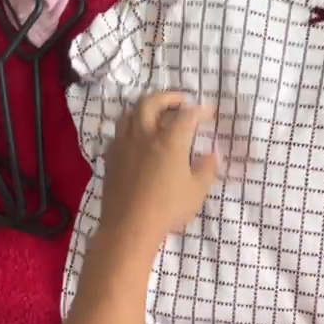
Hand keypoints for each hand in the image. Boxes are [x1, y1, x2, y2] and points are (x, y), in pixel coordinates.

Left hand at [94, 92, 220, 258]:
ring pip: (130, 113)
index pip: (187, 115)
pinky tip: (136, 139)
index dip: (200, 110)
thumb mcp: (197, 191)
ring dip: (145, 108)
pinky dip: (131, 128)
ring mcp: (124, 144)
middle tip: (179, 101)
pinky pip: (119, 133)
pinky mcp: (111, 157)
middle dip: (168, 97)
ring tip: (155, 114)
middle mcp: (144, 135)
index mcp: (169, 140)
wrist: (130, 226)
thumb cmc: (168, 208)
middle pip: (152, 102)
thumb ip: (206, 169)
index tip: (210, 112)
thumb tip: (212, 154)